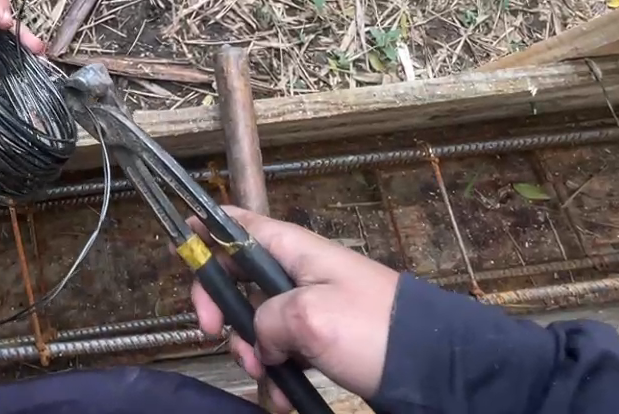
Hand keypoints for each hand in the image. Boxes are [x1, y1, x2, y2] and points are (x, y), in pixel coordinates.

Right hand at [191, 205, 398, 405]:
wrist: (438, 368)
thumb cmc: (370, 326)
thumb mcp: (308, 315)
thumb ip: (265, 319)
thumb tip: (260, 340)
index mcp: (288, 247)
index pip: (235, 221)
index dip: (204, 228)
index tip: (181, 247)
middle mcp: (293, 270)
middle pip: (237, 276)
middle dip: (222, 308)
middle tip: (215, 334)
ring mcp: (309, 305)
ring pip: (258, 321)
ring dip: (251, 350)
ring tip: (264, 377)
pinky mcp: (323, 339)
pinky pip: (284, 351)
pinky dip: (278, 375)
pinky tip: (285, 398)